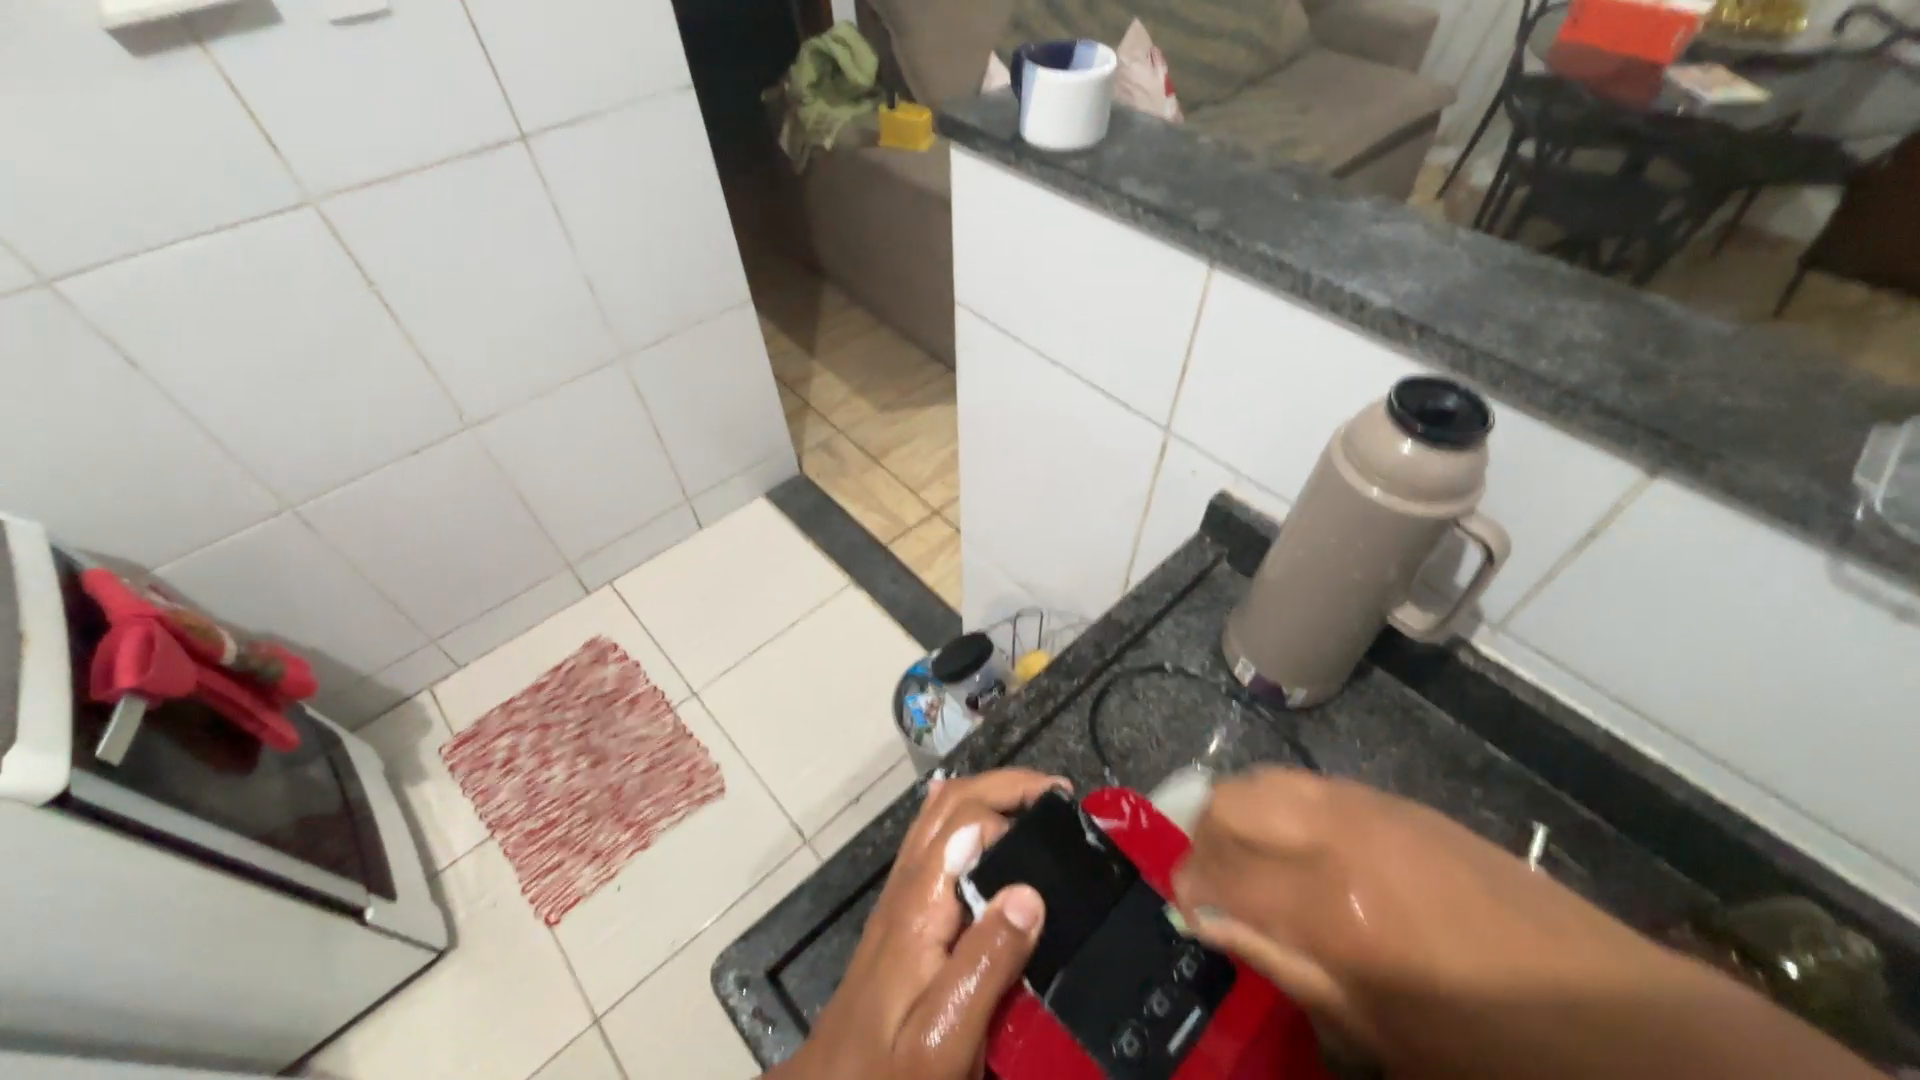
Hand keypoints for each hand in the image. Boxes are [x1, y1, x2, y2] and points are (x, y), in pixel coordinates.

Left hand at [771, 769, 1062, 1079]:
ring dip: (988, 798)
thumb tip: (1030, 891)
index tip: (1067, 817)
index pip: (965, 820)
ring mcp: (902, 898)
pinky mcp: (905, 916)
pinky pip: (935, 847)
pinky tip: (989, 838)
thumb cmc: (888, 1070)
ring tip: (1038, 808)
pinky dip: (967, 824)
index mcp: (920, 905)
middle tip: (1060, 796)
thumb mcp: (945, 1037)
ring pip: (937, 818)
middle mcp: (908, 886)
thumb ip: (986, 965)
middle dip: (1005, 785)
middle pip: (949, 803)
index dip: (1015, 807)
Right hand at [1170, 769, 1730, 1073]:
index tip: (1186, 911)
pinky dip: (1286, 811)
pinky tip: (1307, 856)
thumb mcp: (1370, 1025)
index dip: (1187, 889)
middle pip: (1231, 801)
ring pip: (1269, 780)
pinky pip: (1314, 788)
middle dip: (1204, 838)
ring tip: (1251, 864)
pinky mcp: (1404, 804)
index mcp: (1331, 904)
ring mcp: (1375, 809)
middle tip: (1212, 884)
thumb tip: (1207, 920)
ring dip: (1241, 816)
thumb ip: (1278, 961)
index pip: (1217, 869)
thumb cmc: (1483, 1043)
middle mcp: (1342, 835)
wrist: (1611, 1011)